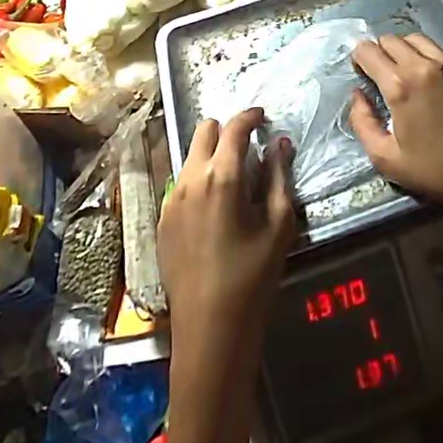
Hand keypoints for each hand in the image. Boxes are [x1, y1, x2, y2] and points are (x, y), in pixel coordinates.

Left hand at [159, 109, 295, 338]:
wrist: (210, 327)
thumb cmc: (253, 275)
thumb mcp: (279, 224)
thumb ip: (280, 176)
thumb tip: (280, 144)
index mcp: (223, 175)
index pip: (234, 127)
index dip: (251, 116)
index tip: (263, 117)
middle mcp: (191, 179)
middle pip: (204, 131)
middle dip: (227, 131)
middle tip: (249, 148)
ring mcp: (171, 199)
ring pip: (190, 156)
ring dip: (212, 155)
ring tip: (234, 181)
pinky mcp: (162, 219)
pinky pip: (181, 183)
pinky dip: (198, 180)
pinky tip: (214, 208)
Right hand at [348, 34, 442, 230]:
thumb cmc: (440, 172)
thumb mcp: (388, 160)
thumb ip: (363, 123)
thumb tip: (358, 96)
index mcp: (400, 85)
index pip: (368, 50)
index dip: (359, 57)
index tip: (361, 70)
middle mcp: (426, 65)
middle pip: (392, 39)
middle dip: (381, 51)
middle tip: (382, 73)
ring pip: (419, 40)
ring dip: (406, 50)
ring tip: (408, 73)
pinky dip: (433, 61)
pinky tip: (439, 86)